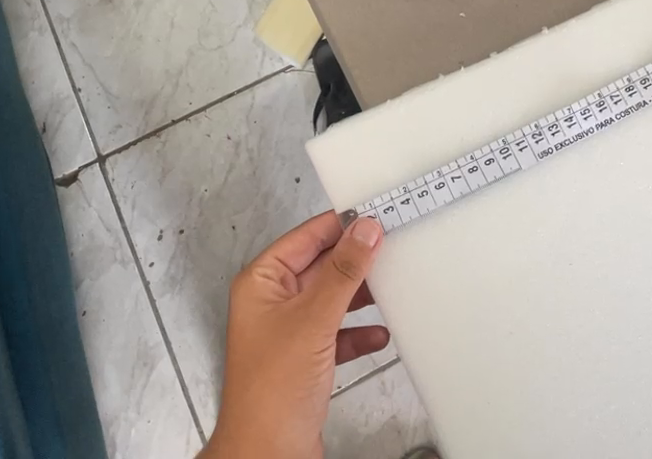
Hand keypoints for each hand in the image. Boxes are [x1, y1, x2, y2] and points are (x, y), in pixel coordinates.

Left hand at [201, 211, 388, 458]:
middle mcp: (272, 302)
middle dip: (353, 261)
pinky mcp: (304, 360)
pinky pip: (335, 335)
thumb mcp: (313, 320)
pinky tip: (378, 335)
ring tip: (390, 285)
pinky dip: (356, 334)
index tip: (372, 216)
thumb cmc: (272, 391)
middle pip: (319, 267)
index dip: (338, 226)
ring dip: (358, 297)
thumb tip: (364, 231)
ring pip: (329, 300)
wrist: (269, 456)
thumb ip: (342, 273)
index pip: (304, 238)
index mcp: (261, 281)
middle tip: (389, 246)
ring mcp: (288, 332)